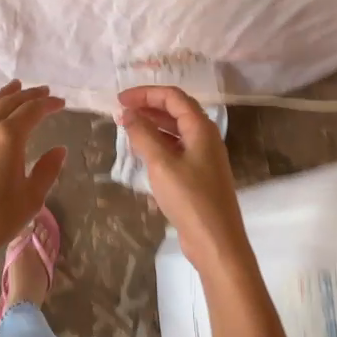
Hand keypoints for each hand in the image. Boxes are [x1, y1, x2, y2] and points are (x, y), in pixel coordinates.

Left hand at [0, 81, 68, 267]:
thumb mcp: (31, 198)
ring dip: (6, 94)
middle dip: (29, 95)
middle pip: (10, 102)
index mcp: (9, 138)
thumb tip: (59, 149)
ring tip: (18, 86)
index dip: (48, 104)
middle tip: (44, 91)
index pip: (32, 111)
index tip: (61, 102)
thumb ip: (47, 169)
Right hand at [119, 85, 251, 278]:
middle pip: (175, 111)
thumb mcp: (162, 164)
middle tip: (120, 112)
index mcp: (201, 128)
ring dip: (151, 126)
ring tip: (126, 129)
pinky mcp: (198, 175)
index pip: (172, 97)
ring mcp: (203, 157)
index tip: (120, 100)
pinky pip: (175, 149)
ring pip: (175, 131)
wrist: (217, 242)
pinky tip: (141, 153)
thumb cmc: (190, 199)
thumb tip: (127, 113)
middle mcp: (205, 137)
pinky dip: (157, 145)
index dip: (145, 94)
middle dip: (147, 107)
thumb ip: (143, 135)